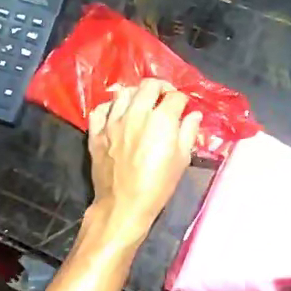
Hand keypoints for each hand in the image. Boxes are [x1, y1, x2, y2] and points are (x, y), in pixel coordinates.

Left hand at [87, 79, 201, 244]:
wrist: (123, 205)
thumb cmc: (157, 186)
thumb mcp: (181, 160)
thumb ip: (188, 133)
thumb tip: (193, 115)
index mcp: (161, 120)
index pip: (175, 96)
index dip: (181, 100)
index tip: (182, 108)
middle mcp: (136, 113)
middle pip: (149, 85)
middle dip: (160, 88)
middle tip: (164, 99)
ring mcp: (112, 121)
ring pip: (123, 92)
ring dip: (136, 94)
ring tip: (141, 104)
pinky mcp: (96, 132)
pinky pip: (101, 108)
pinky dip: (110, 107)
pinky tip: (117, 114)